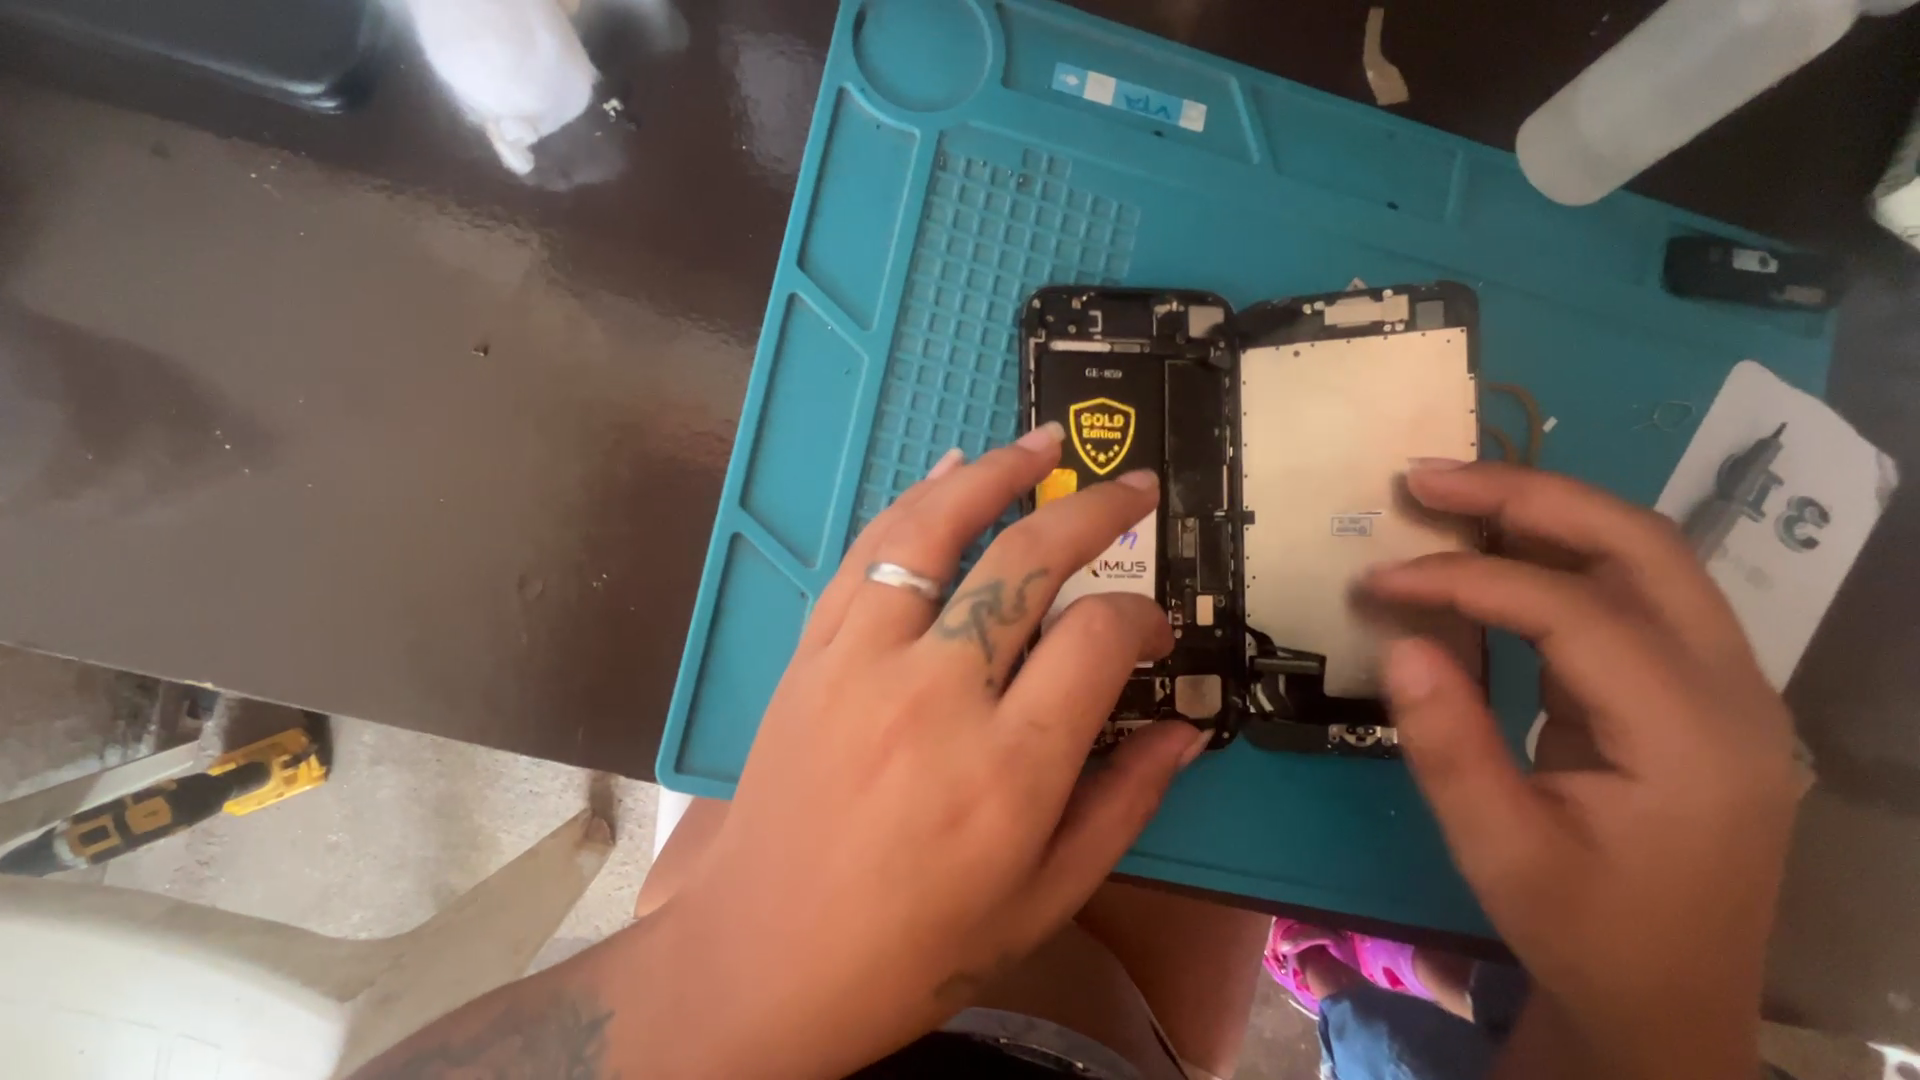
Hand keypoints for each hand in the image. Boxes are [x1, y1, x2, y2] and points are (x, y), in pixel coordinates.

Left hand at [643, 425, 1209, 1079]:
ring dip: (995, 474)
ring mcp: (861, 662)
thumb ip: (1124, 803)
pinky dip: (911, 503)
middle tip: (1131, 488)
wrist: (765, 957)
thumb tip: (1186, 728)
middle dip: (1093, 513)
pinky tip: (945, 473)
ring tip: (1043, 445)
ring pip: (934, 531)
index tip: (1151, 626)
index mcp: (1008, 767)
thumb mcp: (1044, 897)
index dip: (1141, 616)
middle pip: (1025, 562)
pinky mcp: (812, 654)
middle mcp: (935, 694)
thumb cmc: (917, 945)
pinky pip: (866, 555)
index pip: (1097, 638)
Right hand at [1365, 461, 1802, 1078]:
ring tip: (1449, 496)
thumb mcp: (1499, 853)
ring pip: (1645, 555)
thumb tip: (1398, 640)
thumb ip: (1449, 745)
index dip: (1465, 580)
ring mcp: (1721, 686)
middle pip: (1640, 544)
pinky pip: (1628, 593)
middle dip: (1525, 496)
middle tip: (1422, 478)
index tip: (1377, 581)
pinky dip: (1555, 555)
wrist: (1669, 999)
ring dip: (1543, 512)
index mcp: (1692, 737)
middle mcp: (1730, 691)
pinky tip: (1492, 550)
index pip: (1574, 611)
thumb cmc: (1584, 932)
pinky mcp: (1690, 691)